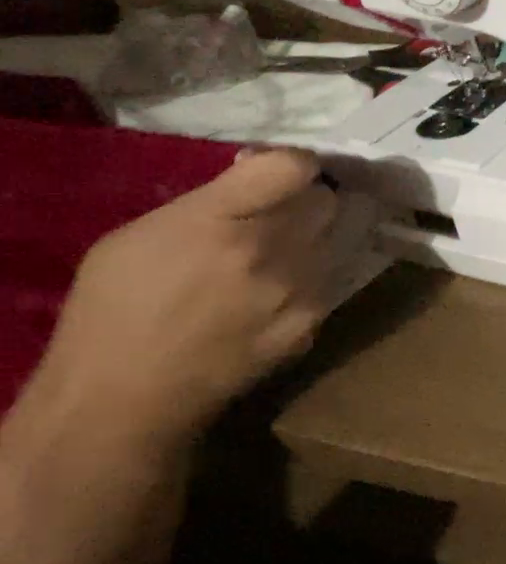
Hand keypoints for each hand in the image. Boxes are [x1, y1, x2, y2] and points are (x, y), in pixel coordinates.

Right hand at [39, 148, 369, 440]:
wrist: (123, 399)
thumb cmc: (113, 311)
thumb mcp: (138, 237)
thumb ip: (210, 201)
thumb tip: (257, 172)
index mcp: (220, 221)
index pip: (294, 167)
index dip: (292, 164)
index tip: (279, 172)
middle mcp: (273, 248)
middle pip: (325, 201)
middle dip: (305, 203)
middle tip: (276, 219)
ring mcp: (301, 286)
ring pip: (333, 240)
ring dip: (310, 243)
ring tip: (270, 264)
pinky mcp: (315, 319)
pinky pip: (328, 282)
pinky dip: (308, 283)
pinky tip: (273, 300)